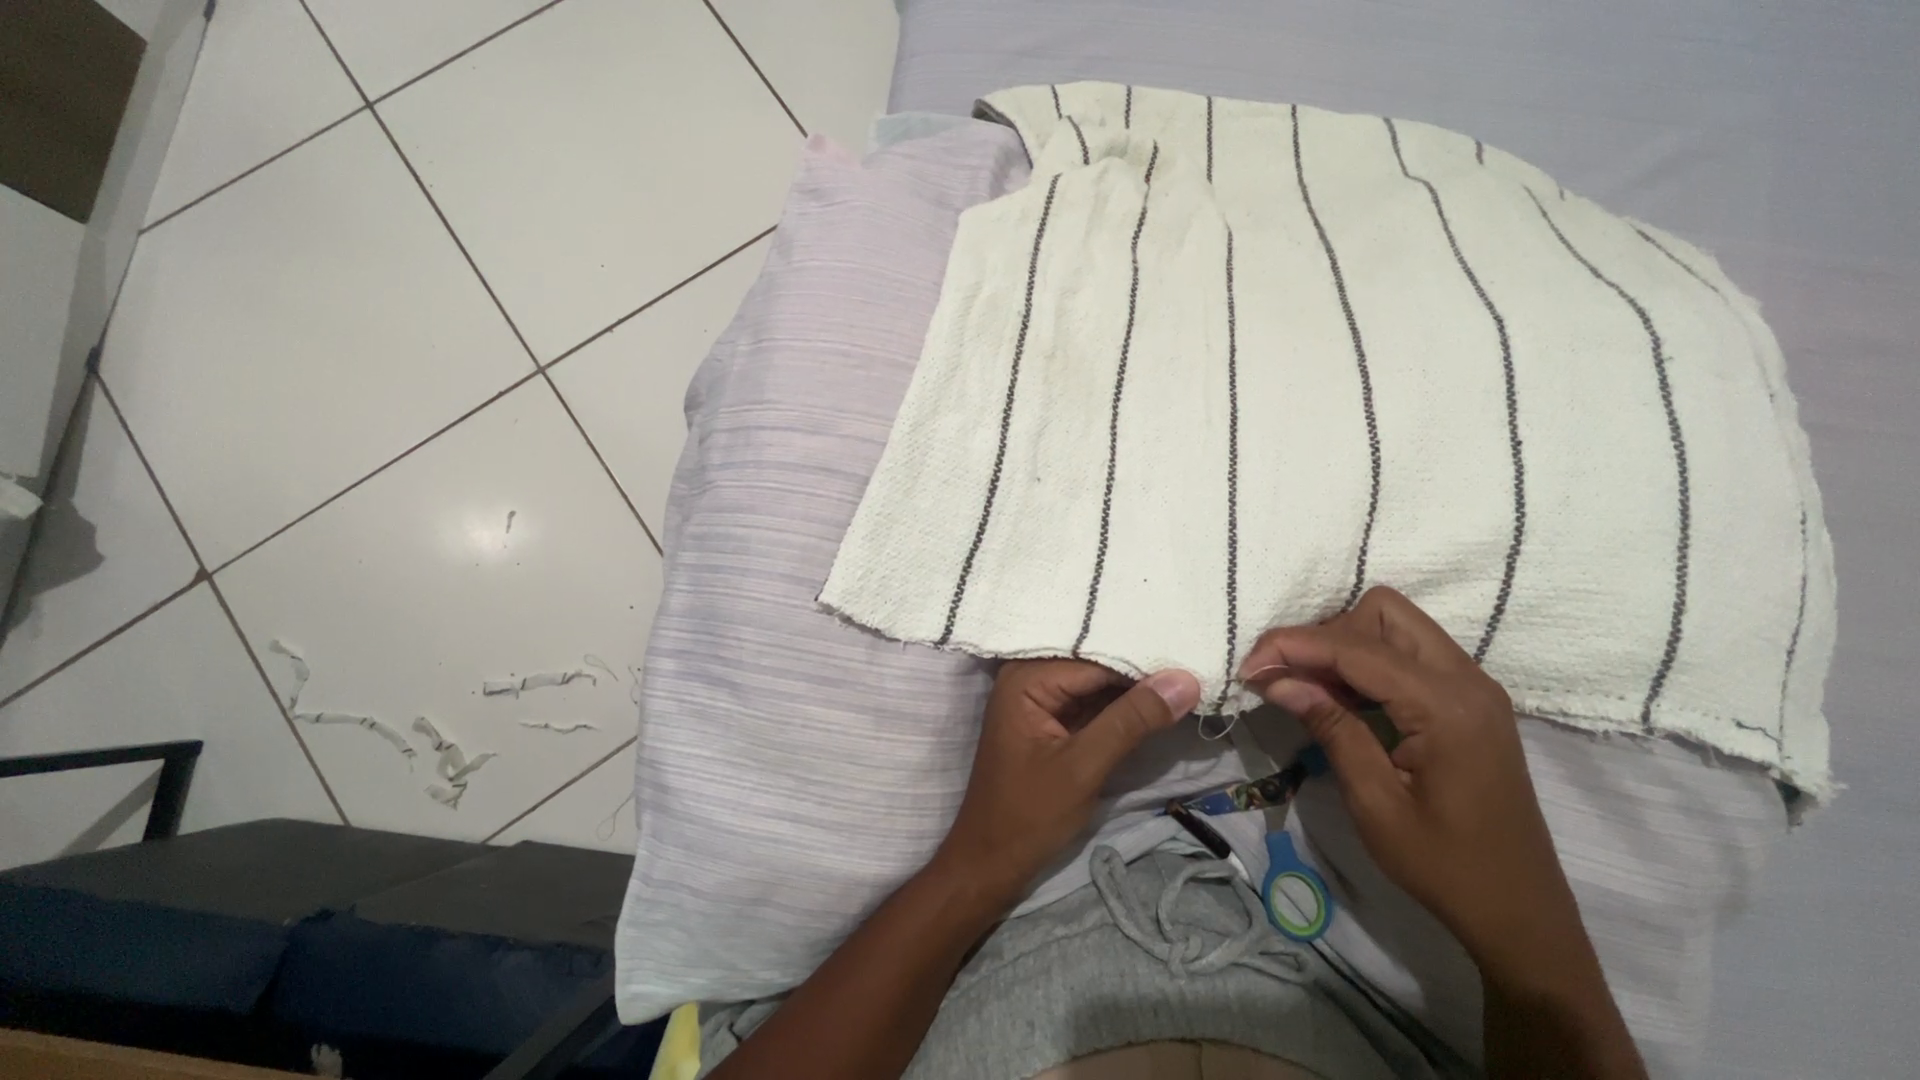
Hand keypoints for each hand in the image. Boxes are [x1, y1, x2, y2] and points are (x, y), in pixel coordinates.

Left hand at [933, 660, 1201, 909]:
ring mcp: (1039, 699)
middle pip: (1097, 664)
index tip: (1195, 662)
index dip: (1145, 662)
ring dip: (1137, 689)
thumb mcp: (1083, 766)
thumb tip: (1185, 680)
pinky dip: (1123, 708)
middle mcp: (1029, 676)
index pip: (1097, 657)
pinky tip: (1161, 705)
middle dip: (1143, 670)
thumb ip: (1131, 720)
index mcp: (1026, 678)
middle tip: (1197, 665)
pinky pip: (1093, 703)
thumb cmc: (1028, 815)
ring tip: (1190, 682)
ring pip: (1098, 684)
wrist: (990, 863)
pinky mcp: (1051, 721)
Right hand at [1236, 587, 1578, 969]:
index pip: (1356, 646)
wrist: (1519, 909)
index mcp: (1446, 706)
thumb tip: (1277, 679)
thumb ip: (1331, 728)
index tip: (1249, 666)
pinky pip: (1411, 653)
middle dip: (1325, 634)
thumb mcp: (1374, 803)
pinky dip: (1370, 661)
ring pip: (1397, 626)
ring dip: (1346, 644)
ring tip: (1309, 688)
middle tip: (1288, 678)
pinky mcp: (1470, 701)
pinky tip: (1343, 698)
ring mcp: (1474, 687)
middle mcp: (1467, 680)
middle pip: (1384, 611)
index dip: (1295, 646)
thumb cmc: (1444, 865)